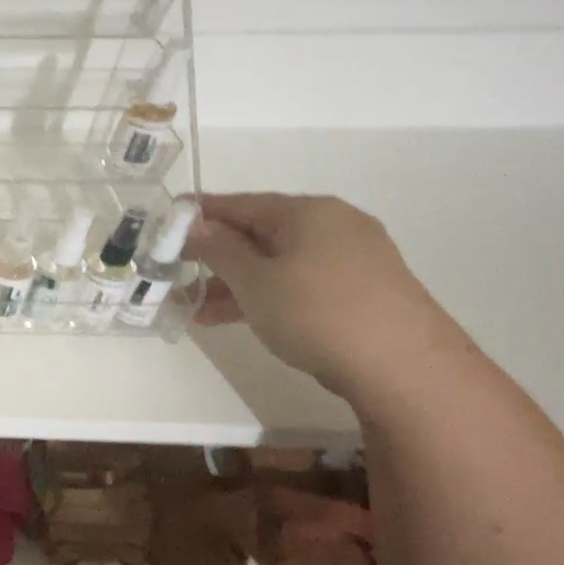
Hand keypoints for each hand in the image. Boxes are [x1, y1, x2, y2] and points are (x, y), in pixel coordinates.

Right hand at [191, 193, 460, 400]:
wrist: (397, 361)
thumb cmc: (316, 311)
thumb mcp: (254, 280)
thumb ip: (219, 250)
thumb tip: (195, 225)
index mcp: (308, 212)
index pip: (242, 204)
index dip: (201, 212)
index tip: (166, 220)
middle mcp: (331, 225)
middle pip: (258, 233)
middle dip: (213, 254)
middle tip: (172, 270)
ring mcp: (346, 257)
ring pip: (273, 262)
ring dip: (230, 281)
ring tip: (190, 307)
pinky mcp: (352, 287)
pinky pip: (292, 280)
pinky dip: (259, 293)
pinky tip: (229, 316)